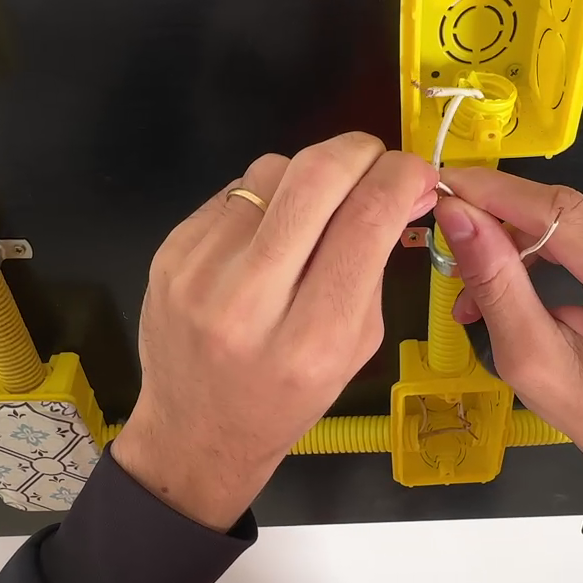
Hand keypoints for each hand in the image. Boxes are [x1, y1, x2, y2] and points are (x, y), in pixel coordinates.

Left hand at [111, 133, 437, 529]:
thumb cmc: (287, 400)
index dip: (401, 176)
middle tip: (373, 160)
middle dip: (359, 151)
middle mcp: (250, 302)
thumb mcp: (355, 347)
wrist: (196, 432)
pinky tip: (270, 231)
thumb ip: (378, 265)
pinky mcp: (169, 252)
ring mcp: (199, 272)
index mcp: (313, 337)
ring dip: (309, 174)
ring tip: (315, 209)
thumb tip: (405, 187)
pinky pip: (235, 192)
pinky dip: (267, 197)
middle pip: (314, 176)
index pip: (367, 220)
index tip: (413, 172)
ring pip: (272, 169)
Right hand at [434, 168, 582, 532]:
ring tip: (478, 289)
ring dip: (517, 244)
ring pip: (572, 219)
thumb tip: (458, 215)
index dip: (500, 193)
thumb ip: (495, 283)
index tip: (447, 183)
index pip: (564, 214)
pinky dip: (543, 250)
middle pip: (567, 213)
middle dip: (501, 227)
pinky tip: (514, 278)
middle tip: (452, 251)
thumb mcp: (528, 358)